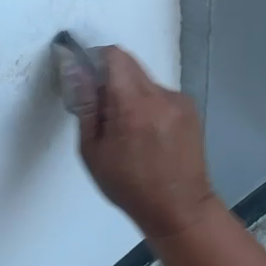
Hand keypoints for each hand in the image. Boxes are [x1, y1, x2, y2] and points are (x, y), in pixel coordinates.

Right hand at [78, 47, 223, 238]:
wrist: (180, 210)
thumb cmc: (129, 186)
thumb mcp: (93, 151)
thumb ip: (85, 105)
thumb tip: (75, 70)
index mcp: (133, 105)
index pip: (114, 56)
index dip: (95, 59)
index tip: (85, 77)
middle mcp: (160, 95)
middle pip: (129, 65)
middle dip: (110, 78)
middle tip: (102, 110)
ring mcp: (179, 101)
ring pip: (144, 80)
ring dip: (129, 93)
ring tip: (127, 130)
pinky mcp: (190, 108)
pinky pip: (160, 94)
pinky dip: (147, 105)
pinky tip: (147, 135)